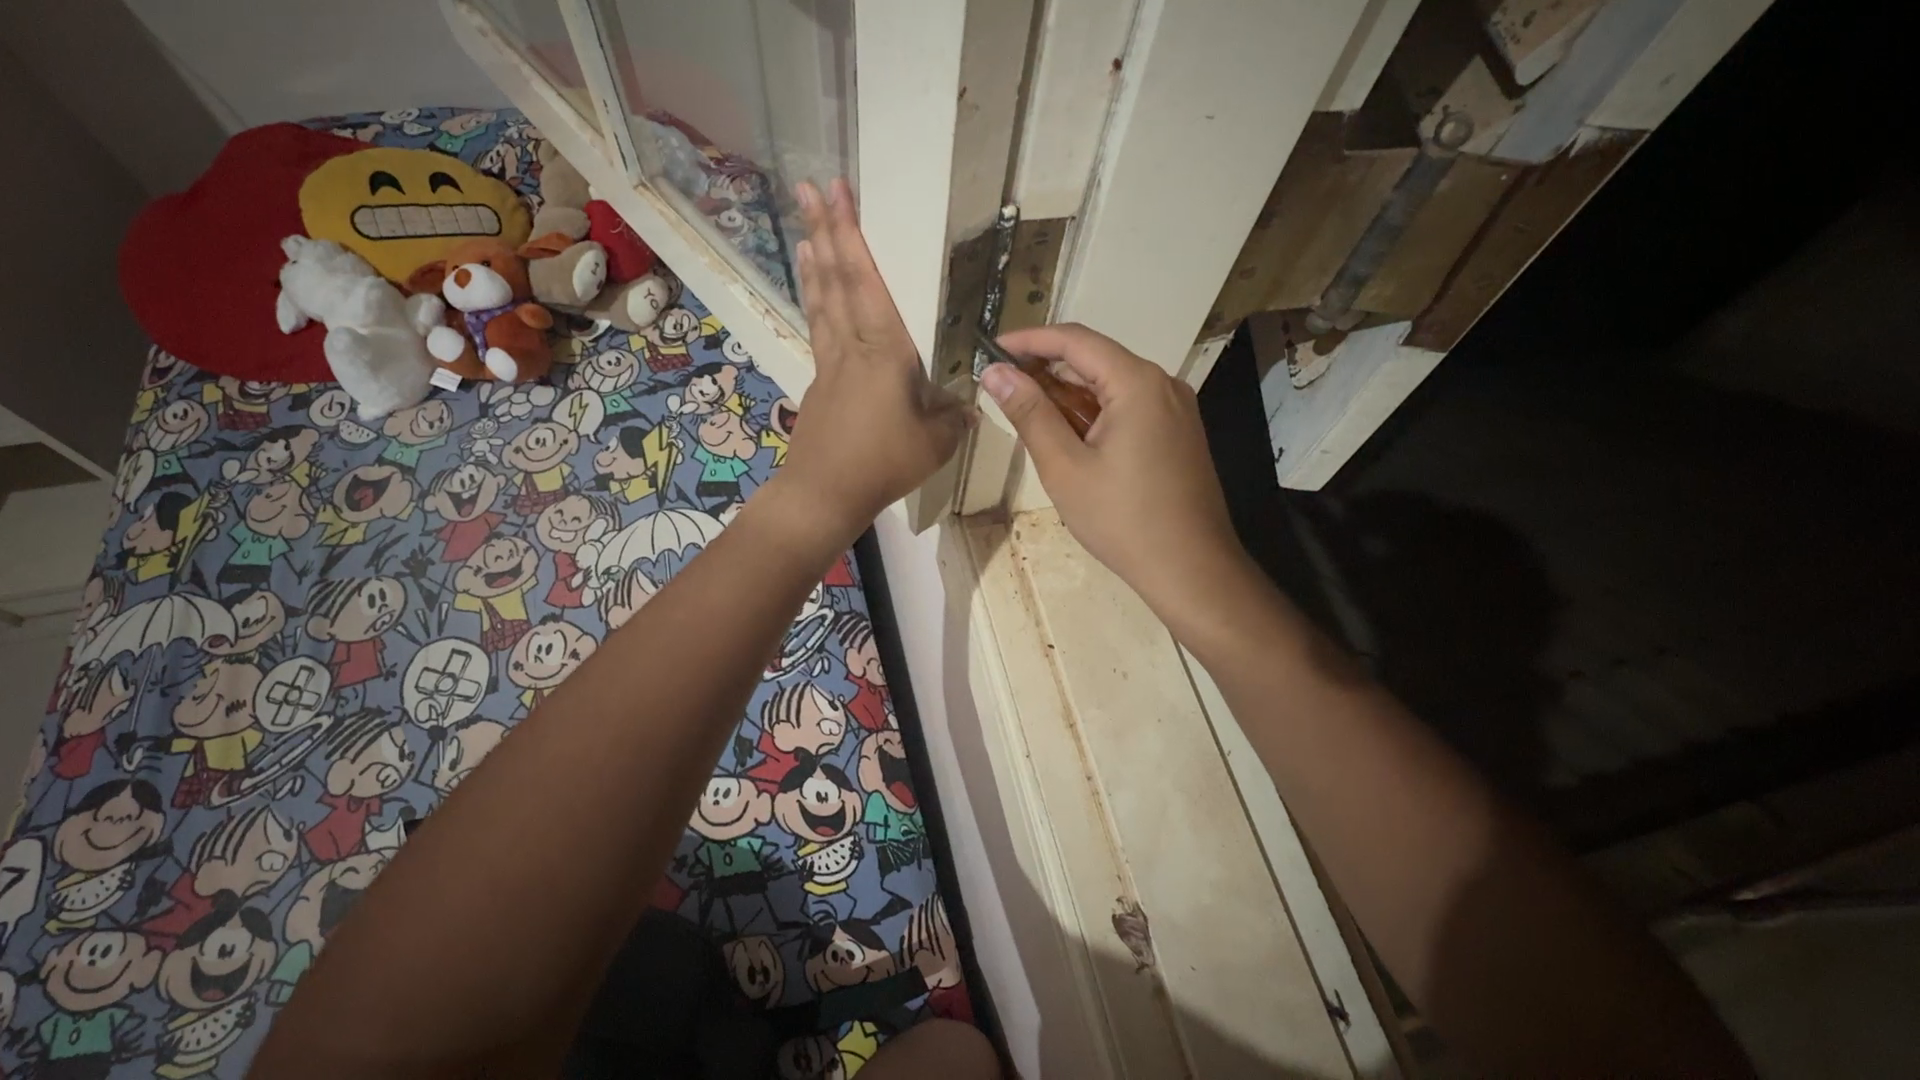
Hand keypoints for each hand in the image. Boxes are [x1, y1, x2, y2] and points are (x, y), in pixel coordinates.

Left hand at [778, 178, 968, 533]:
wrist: (824, 493)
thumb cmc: (884, 462)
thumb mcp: (937, 441)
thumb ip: (954, 415)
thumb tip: (970, 404)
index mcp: (883, 349)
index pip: (864, 279)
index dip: (850, 233)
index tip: (836, 193)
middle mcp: (851, 345)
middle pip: (836, 278)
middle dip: (824, 229)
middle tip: (809, 187)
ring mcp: (830, 363)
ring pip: (821, 301)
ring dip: (815, 261)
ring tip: (806, 229)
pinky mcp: (820, 383)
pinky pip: (818, 328)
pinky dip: (815, 300)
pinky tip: (815, 294)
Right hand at [984, 323, 1247, 616]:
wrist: (1192, 569)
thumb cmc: (1123, 520)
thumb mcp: (1065, 468)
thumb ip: (1030, 414)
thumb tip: (995, 374)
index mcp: (1137, 383)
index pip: (1075, 340)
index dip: (1029, 340)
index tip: (991, 349)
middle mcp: (1162, 384)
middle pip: (1095, 359)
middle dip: (1047, 368)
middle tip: (1002, 386)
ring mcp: (1175, 409)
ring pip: (1111, 385)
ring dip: (1069, 394)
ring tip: (1026, 412)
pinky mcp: (1178, 433)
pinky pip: (1129, 407)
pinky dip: (1094, 413)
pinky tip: (1068, 435)